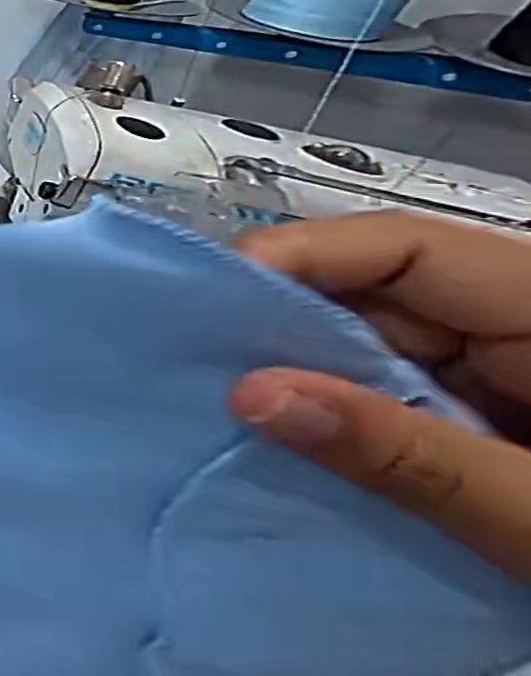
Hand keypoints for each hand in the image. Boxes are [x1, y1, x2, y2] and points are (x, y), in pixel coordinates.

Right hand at [230, 212, 530, 579]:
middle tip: (205, 371)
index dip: (295, 258)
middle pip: (367, 294)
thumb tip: (249, 396)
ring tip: (238, 411)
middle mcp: (522, 322)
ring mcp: (507, 367)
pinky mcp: (491, 410)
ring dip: (305, 378)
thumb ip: (413, 457)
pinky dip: (339, 413)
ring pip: (367, 344)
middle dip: (284, 331)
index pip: (400, 246)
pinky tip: (297, 438)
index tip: (208, 300)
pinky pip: (389, 389)